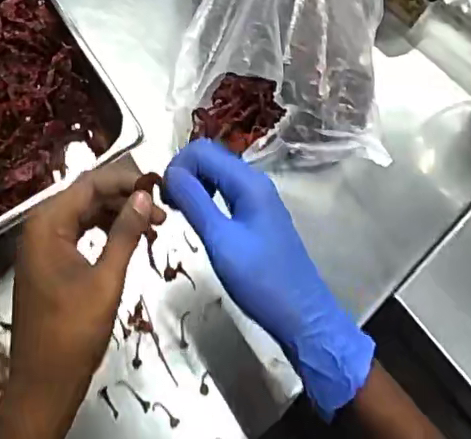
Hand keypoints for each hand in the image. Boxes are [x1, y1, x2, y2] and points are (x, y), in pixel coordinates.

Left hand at [0, 159, 164, 438]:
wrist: (42, 384)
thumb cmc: (72, 333)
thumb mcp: (105, 281)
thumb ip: (124, 234)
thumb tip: (144, 196)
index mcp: (46, 221)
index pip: (89, 183)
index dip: (124, 180)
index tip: (159, 187)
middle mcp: (40, 223)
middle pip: (85, 195)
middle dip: (123, 199)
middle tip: (162, 213)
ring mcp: (41, 242)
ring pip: (82, 213)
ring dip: (115, 215)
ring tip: (152, 226)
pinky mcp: (48, 259)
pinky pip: (77, 232)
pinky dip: (102, 231)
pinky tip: (127, 240)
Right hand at [162, 139, 373, 418]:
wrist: (305, 321)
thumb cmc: (262, 281)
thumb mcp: (220, 241)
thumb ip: (193, 201)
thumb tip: (170, 173)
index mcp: (247, 182)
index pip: (200, 150)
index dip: (177, 167)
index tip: (165, 197)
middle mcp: (254, 181)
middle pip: (208, 156)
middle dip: (183, 172)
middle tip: (169, 203)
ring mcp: (258, 196)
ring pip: (215, 171)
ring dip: (192, 183)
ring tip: (180, 210)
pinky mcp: (257, 213)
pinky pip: (224, 188)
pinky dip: (205, 194)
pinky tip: (200, 218)